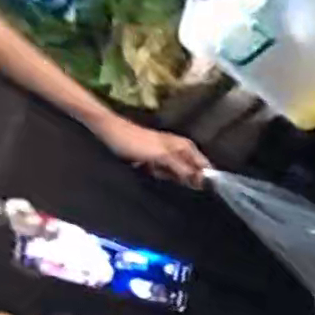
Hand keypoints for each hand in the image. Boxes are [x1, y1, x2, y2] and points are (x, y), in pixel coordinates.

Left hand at [93, 118, 210, 187]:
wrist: (108, 130)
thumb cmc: (135, 141)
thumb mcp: (163, 156)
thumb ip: (184, 170)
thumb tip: (201, 183)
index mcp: (187, 147)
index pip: (206, 168)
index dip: (203, 179)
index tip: (191, 184)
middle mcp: (182, 151)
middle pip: (194, 174)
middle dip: (182, 179)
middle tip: (167, 173)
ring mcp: (170, 155)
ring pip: (179, 175)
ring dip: (168, 176)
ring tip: (154, 169)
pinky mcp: (159, 159)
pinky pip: (166, 173)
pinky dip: (159, 174)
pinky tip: (149, 169)